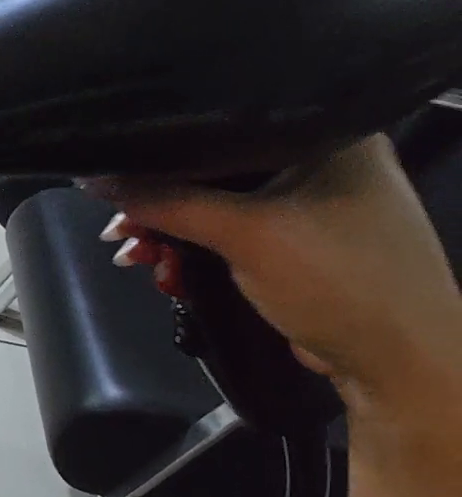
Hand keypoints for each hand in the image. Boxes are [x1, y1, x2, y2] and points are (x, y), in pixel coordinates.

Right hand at [90, 136, 461, 409]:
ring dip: (168, 231)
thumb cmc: (342, 284)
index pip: (225, 122)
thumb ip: (162, 200)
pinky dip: (193, 248)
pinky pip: (228, 229)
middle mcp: (323, 162)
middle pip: (211, 168)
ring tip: (136, 258)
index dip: (165, 142)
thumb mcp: (243, 234)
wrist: (407, 374)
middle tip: (121, 228)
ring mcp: (313, 203)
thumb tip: (89, 177)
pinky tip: (166, 271)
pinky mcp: (300, 240)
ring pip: (214, 201)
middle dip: (157, 200)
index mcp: (331, 138)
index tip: (117, 167)